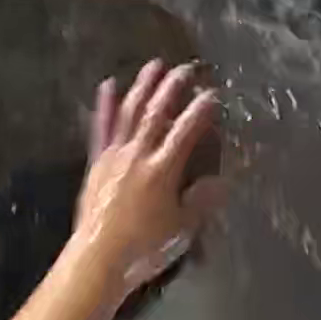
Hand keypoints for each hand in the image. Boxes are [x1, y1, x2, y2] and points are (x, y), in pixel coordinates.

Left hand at [72, 60, 226, 300]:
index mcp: (162, 170)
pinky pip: (102, 125)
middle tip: (184, 68)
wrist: (100, 254)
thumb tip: (223, 180)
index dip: (199, 112)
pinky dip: (105, 103)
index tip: (211, 93)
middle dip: (172, 88)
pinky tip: (109, 83)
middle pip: (157, 114)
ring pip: (130, 111)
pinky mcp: (97, 156)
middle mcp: (138, 153)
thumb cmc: (145, 246)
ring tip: (153, 65)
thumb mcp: (182, 229)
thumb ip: (201, 201)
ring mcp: (115, 151)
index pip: (185, 133)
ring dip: (143, 86)